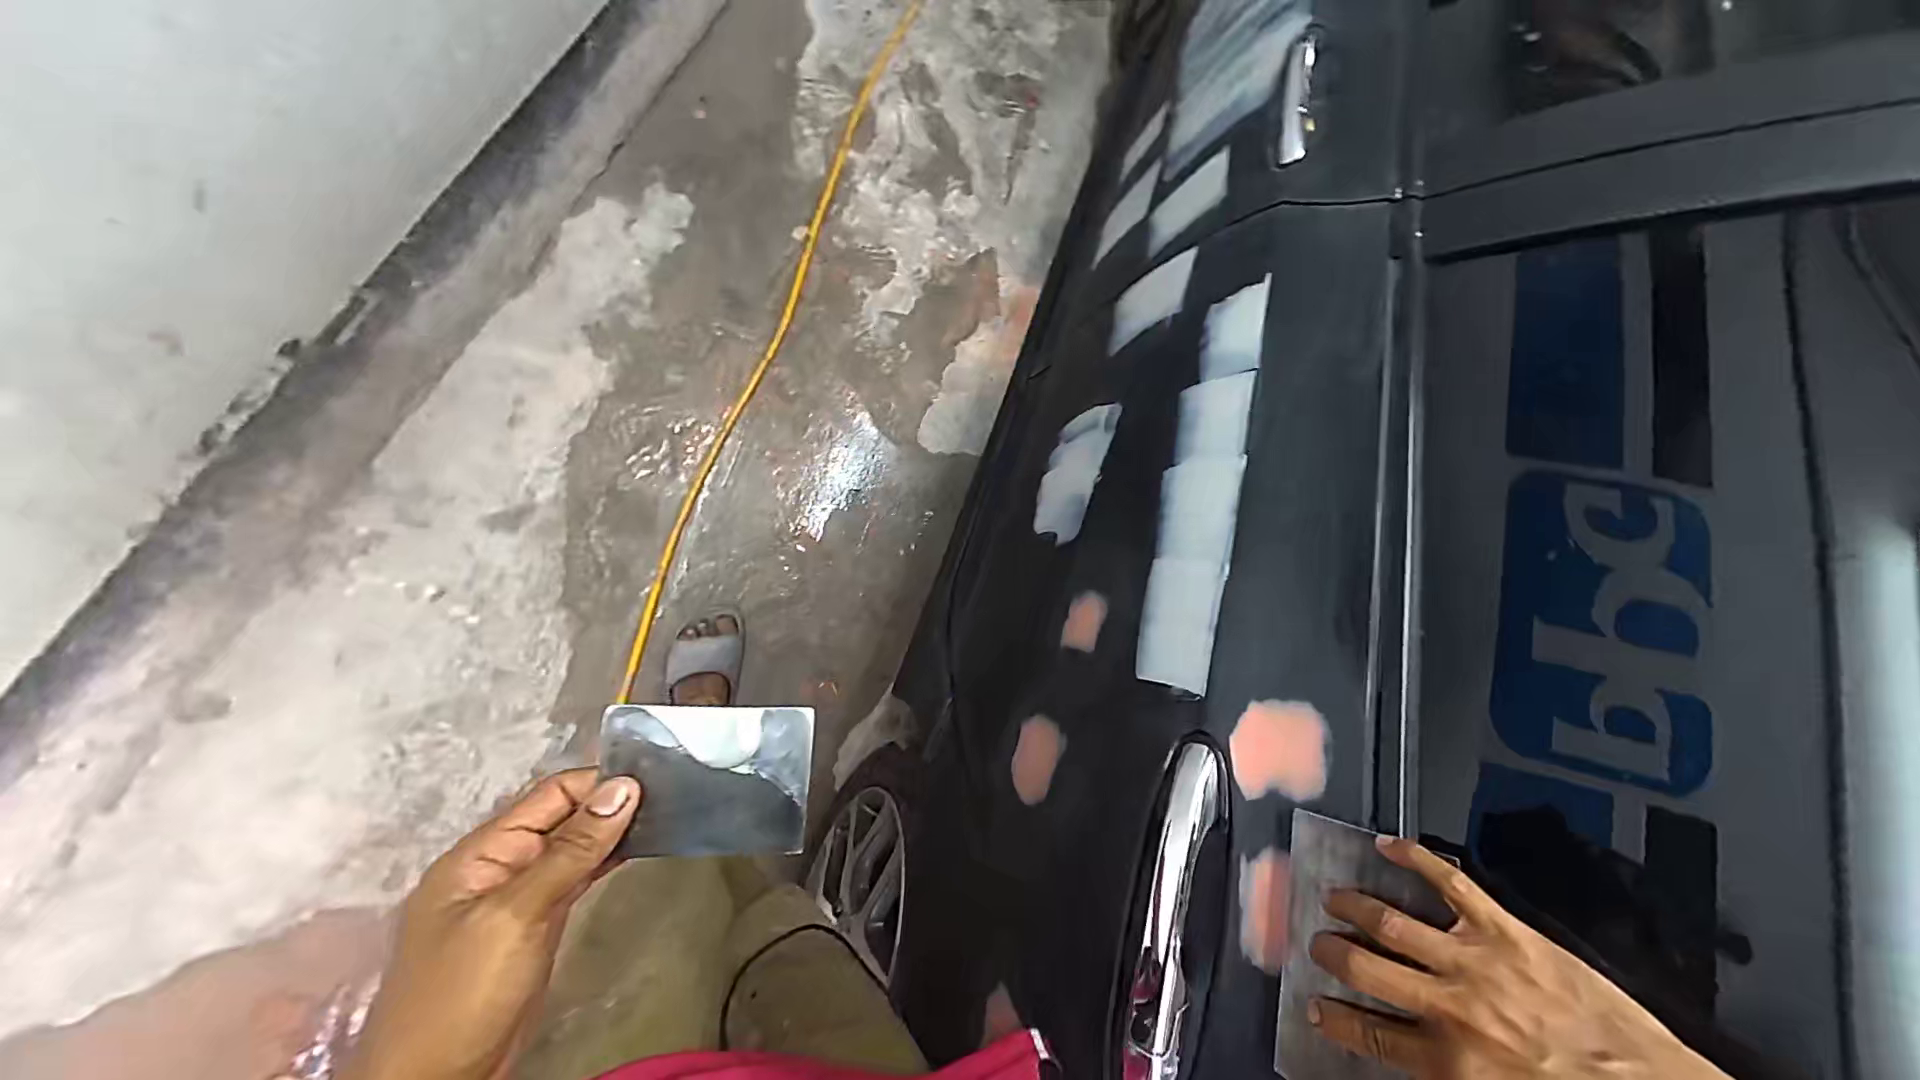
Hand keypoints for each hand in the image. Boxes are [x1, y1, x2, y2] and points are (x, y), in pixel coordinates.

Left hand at [340, 768, 641, 1079]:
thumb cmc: (464, 993)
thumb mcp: (518, 914)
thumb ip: (572, 850)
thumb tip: (624, 787)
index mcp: (483, 851)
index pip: (552, 793)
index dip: (600, 782)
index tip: (654, 778)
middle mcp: (503, 863)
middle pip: (565, 814)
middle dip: (611, 801)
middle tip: (671, 792)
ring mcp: (522, 892)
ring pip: (576, 842)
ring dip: (615, 828)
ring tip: (666, 812)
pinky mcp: (541, 918)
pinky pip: (579, 871)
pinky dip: (608, 857)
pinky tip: (641, 845)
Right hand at [1308, 836, 1729, 1079]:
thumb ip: (1445, 1077)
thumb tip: (1402, 1054)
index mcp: (1451, 1063)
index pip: (1370, 1033)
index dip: (1334, 1018)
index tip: (1315, 1007)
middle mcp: (1449, 1007)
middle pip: (1364, 968)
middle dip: (1330, 952)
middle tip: (1318, 944)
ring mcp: (1474, 962)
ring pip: (1389, 922)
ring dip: (1352, 906)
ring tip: (1333, 898)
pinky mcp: (1504, 931)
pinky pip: (1448, 885)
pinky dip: (1413, 858)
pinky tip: (1386, 845)